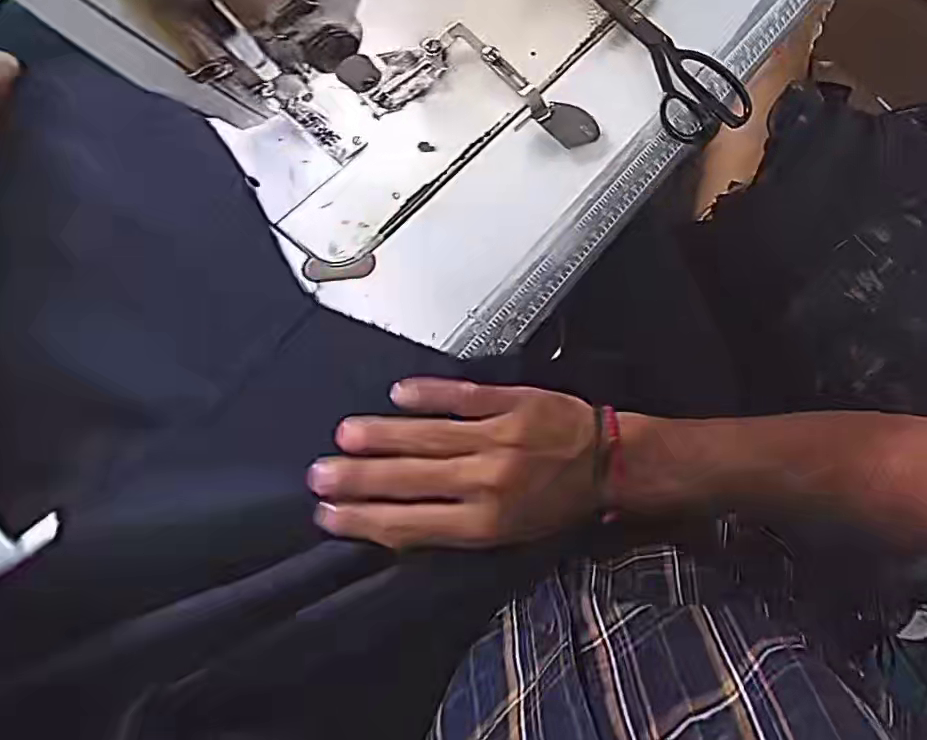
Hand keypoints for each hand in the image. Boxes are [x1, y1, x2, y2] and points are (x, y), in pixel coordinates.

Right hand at [310, 379, 600, 548]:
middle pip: (410, 479)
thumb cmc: (558, 501)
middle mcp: (487, 480)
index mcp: (484, 522)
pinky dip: (431, 394)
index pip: (409, 522)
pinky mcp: (514, 402)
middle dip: (359, 478)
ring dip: (383, 435)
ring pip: (429, 435)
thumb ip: (457, 527)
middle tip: (320, 473)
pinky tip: (401, 393)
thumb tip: (398, 520)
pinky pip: (465, 396)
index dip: (364, 519)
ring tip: (346, 435)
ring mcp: (499, 436)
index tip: (329, 513)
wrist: (606, 462)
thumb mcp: (510, 534)